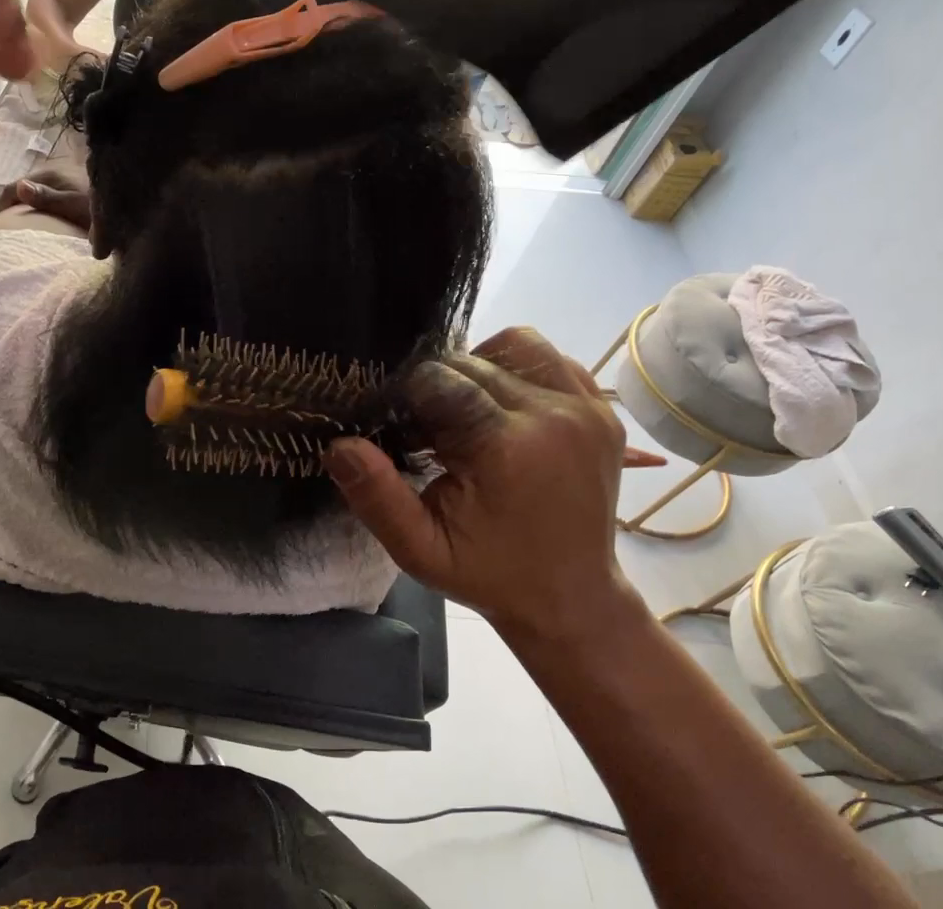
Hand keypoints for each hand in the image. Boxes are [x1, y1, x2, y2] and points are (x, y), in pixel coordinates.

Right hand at [0, 167, 91, 230]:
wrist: (128, 201)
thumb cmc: (97, 205)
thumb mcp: (72, 204)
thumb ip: (46, 197)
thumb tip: (18, 186)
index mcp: (47, 175)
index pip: (11, 189)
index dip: (0, 209)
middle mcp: (50, 173)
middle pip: (20, 192)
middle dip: (10, 212)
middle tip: (5, 234)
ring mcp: (59, 180)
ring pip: (31, 195)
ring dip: (24, 211)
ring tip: (20, 232)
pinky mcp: (68, 189)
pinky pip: (44, 199)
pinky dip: (38, 211)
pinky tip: (42, 224)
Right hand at [323, 327, 649, 632]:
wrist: (571, 597)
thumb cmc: (487, 574)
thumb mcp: (419, 549)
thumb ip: (377, 496)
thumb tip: (339, 445)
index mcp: (507, 446)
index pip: (439, 379)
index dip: (409, 398)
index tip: (404, 432)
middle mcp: (554, 414)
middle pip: (473, 361)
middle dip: (440, 387)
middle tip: (430, 431)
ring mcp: (587, 409)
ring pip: (516, 345)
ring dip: (481, 367)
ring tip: (466, 411)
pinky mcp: (603, 412)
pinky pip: (552, 360)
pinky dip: (521, 372)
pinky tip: (503, 411)